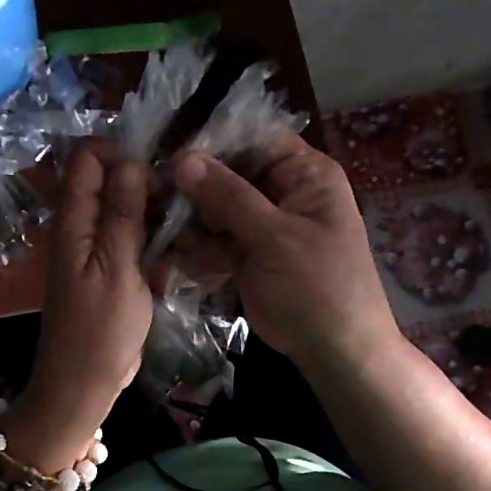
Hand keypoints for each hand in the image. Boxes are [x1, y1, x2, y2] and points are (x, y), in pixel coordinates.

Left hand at [4, 143, 152, 469]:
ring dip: (156, 215)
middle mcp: (82, 227)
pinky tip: (176, 257)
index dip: (122, 153)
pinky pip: (133, 239)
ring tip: (185, 231)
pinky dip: (154, 242)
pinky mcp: (111, 269)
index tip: (160, 173)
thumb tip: (130, 160)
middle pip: (110, 180)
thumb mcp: (118, 269)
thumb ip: (123, 214)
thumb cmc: (99, 331)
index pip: (87, 158)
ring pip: (127, 210)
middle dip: (146, 183)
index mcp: (74, 221)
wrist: (83, 384)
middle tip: (182, 205)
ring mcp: (97, 248)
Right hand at [171, 135, 396, 364]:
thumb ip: (228, 197)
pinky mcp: (246, 253)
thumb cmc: (318, 287)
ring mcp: (261, 224)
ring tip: (164, 233)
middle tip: (156, 199)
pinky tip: (181, 260)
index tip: (170, 155)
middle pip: (227, 174)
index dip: (213, 143)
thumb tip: (183, 159)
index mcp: (303, 174)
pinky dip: (197, 248)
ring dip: (190, 221)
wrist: (334, 350)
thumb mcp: (275, 237)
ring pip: (214, 208)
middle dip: (193, 188)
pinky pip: (214, 238)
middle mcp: (281, 191)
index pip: (253, 140)